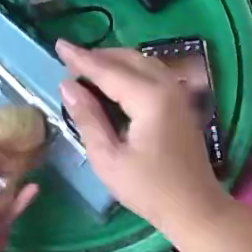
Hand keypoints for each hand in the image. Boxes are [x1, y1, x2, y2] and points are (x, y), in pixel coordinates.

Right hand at [56, 40, 231, 233]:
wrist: (193, 207)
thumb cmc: (147, 188)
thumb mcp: (108, 158)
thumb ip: (88, 118)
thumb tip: (68, 87)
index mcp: (149, 98)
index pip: (108, 70)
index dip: (80, 59)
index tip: (58, 45)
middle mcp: (167, 87)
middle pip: (128, 58)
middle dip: (97, 55)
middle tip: (68, 57)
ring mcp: (178, 94)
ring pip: (143, 63)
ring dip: (114, 61)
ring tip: (86, 66)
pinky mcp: (180, 104)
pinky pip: (151, 74)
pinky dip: (128, 71)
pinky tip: (112, 81)